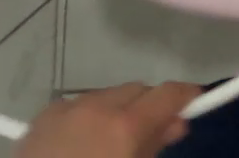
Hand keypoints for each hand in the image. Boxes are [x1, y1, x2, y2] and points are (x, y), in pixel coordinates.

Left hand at [15, 82, 198, 157]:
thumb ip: (153, 147)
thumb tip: (174, 125)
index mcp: (123, 127)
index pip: (167, 93)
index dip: (185, 96)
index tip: (196, 104)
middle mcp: (96, 106)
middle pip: (137, 90)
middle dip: (148, 108)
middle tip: (151, 139)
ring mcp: (66, 108)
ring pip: (107, 96)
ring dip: (118, 112)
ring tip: (111, 147)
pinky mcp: (43, 117)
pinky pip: (79, 106)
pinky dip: (89, 119)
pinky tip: (81, 148)